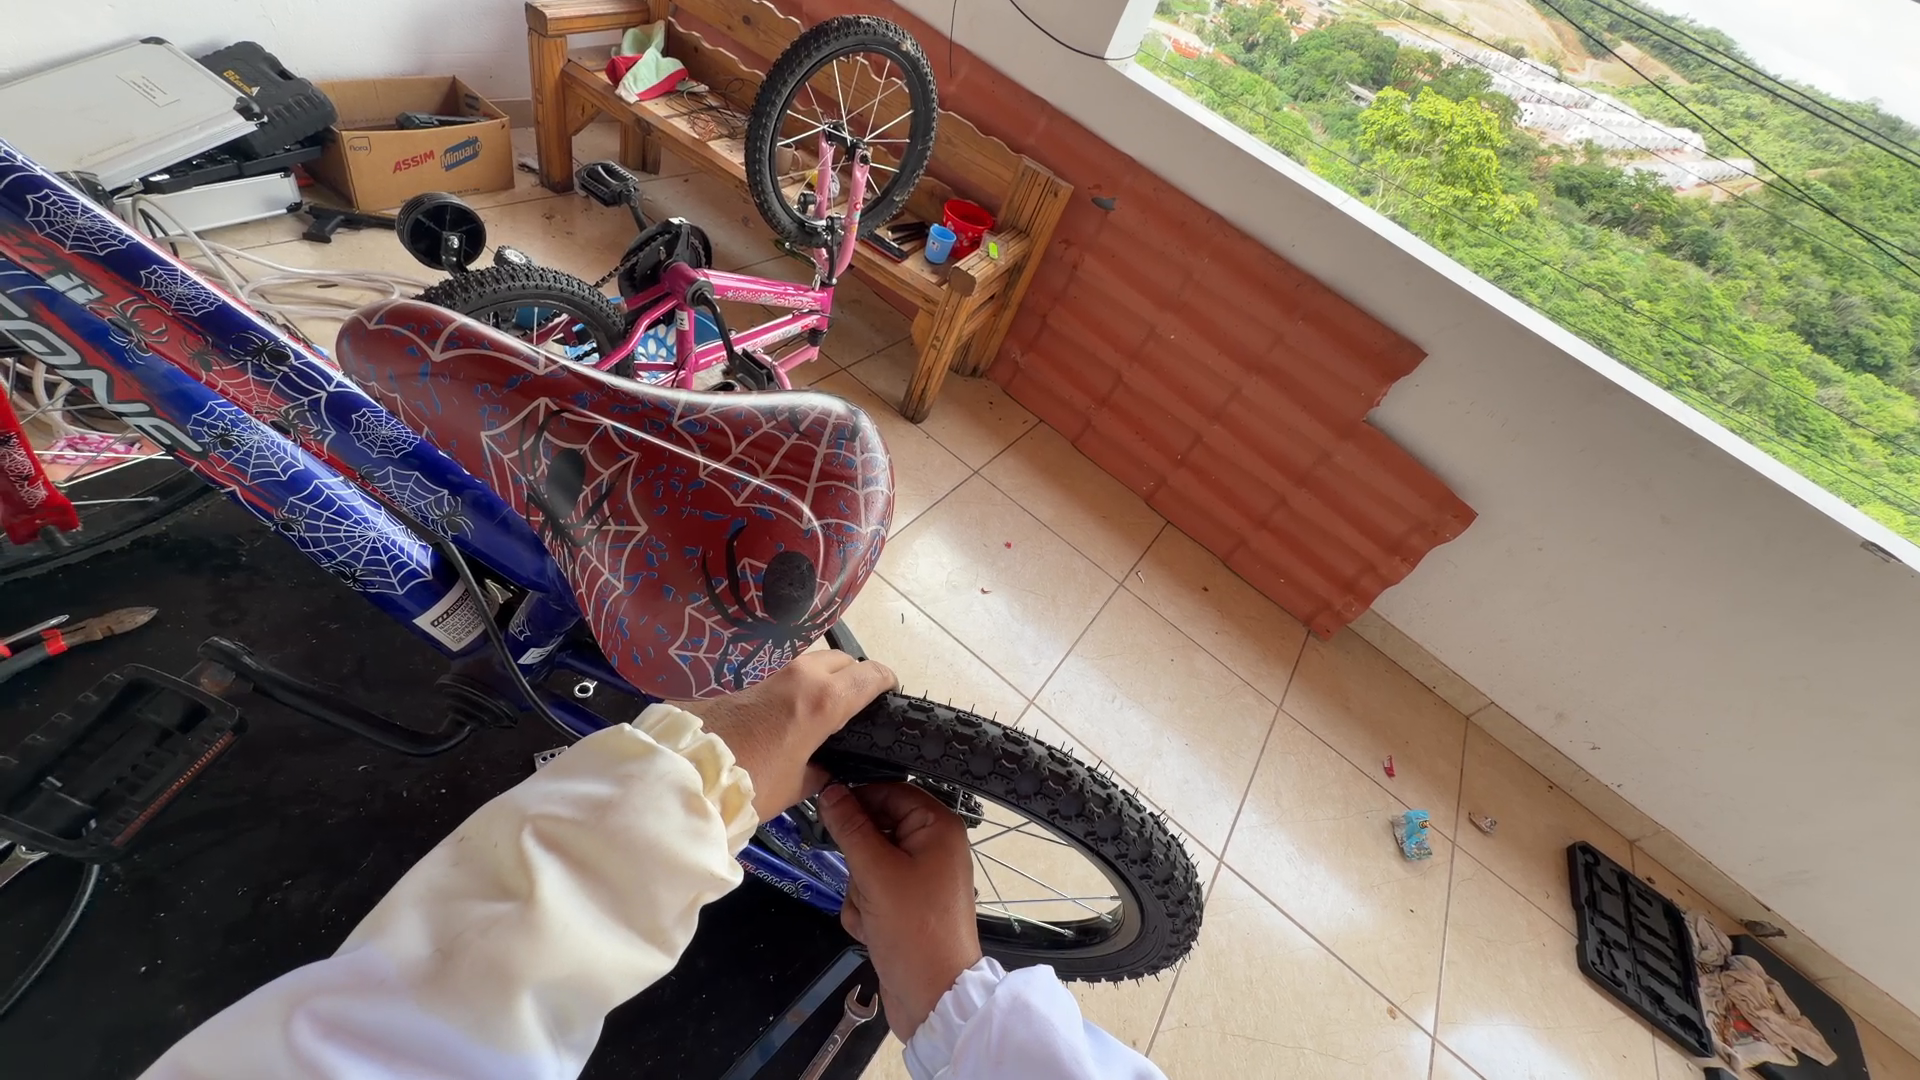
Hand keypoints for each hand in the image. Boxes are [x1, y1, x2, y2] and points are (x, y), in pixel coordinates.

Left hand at [685, 650, 894, 821]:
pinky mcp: (744, 680)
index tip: (889, 693)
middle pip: (842, 660)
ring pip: (810, 663)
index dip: (886, 681)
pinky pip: (780, 677)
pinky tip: (783, 714)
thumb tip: (825, 767)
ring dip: (821, 679)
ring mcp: (770, 673)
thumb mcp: (796, 785)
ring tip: (819, 708)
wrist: (685, 773)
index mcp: (824, 699)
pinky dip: (792, 689)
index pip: (871, 674)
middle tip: (854, 704)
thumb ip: (820, 770)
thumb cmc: (751, 783)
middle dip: (854, 676)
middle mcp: (801, 675)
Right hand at [817, 783, 982, 1040]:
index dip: (859, 799)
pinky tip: (873, 930)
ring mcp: (920, 877)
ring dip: (860, 890)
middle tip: (863, 881)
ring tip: (873, 913)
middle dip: (860, 860)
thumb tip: (830, 790)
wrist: (933, 999)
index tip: (826, 809)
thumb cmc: (913, 927)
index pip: (890, 792)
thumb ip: (851, 827)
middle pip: (876, 830)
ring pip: (869, 864)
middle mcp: (932, 846)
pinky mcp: (907, 905)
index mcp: (937, 826)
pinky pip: (873, 891)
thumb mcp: (876, 872)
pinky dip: (866, 909)